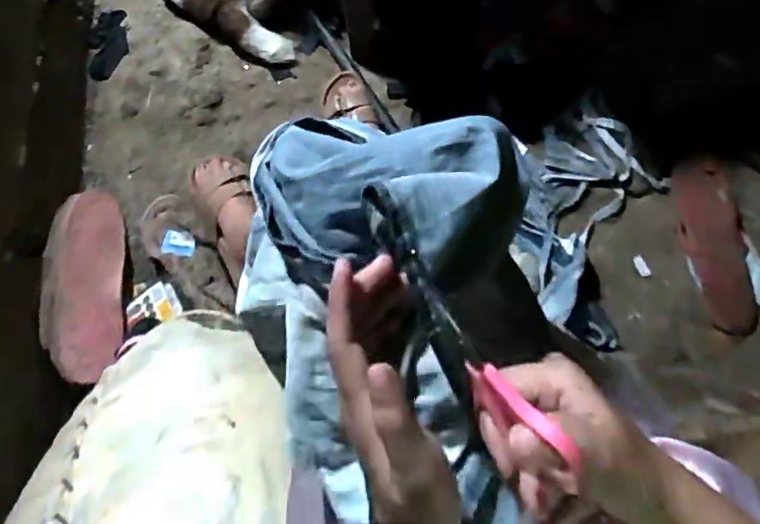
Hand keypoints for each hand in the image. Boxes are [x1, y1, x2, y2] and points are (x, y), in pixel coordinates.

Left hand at [327, 256, 460, 523]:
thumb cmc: (418, 496)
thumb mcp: (412, 459)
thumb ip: (394, 416)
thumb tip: (378, 365)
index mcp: (357, 402)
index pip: (341, 341)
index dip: (341, 301)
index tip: (345, 264)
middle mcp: (357, 393)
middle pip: (351, 332)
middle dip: (364, 293)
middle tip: (391, 263)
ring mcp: (370, 395)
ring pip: (365, 337)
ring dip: (377, 303)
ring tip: (401, 277)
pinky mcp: (386, 399)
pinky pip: (381, 346)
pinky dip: (390, 321)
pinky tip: (407, 310)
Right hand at [476, 353, 665, 522]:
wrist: (656, 503)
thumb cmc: (625, 466)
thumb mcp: (590, 451)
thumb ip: (549, 442)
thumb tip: (513, 437)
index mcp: (551, 375)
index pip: (498, 385)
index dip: (496, 421)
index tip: (511, 460)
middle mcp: (544, 392)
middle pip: (501, 422)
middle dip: (517, 460)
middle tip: (542, 487)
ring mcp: (546, 422)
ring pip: (512, 454)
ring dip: (531, 485)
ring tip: (560, 500)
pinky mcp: (550, 450)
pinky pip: (526, 473)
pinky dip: (540, 494)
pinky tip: (563, 505)